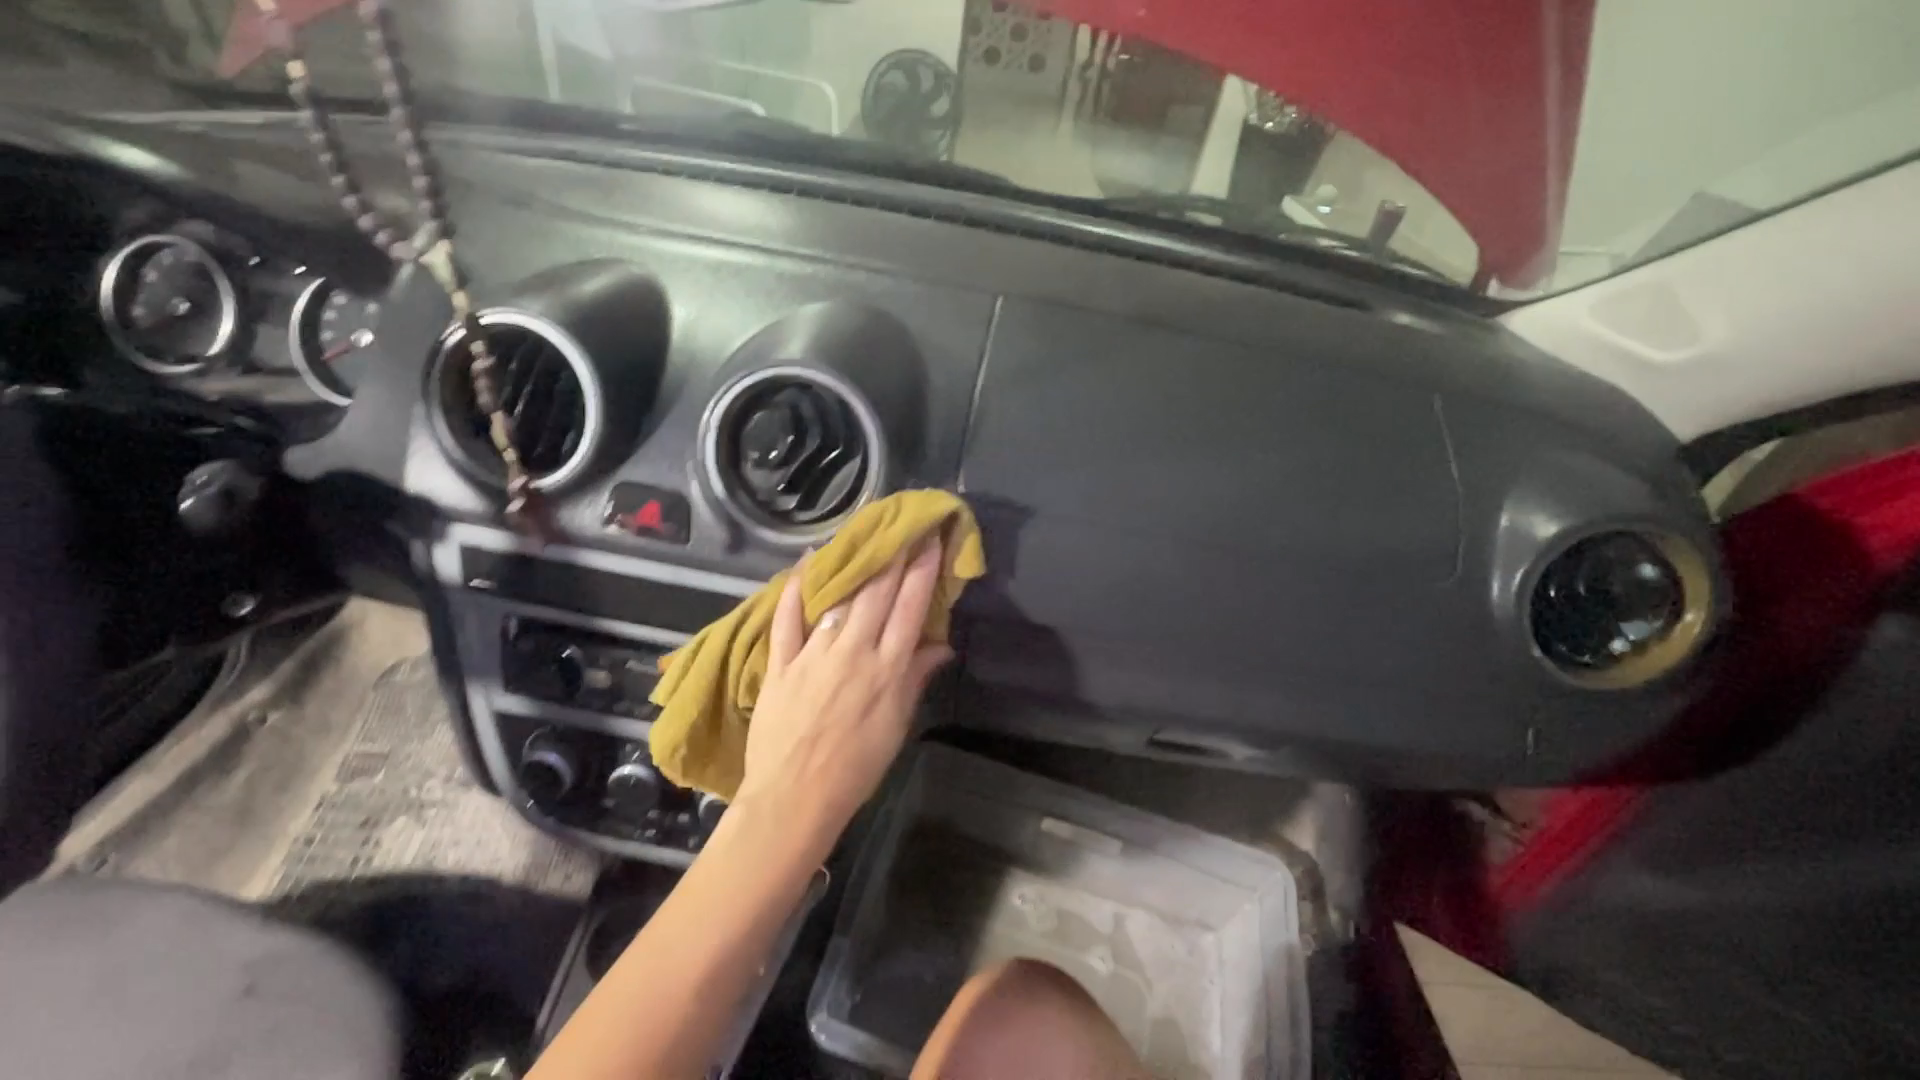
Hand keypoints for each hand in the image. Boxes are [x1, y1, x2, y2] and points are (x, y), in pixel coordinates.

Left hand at [735, 540, 952, 849]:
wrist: (796, 796)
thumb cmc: (856, 767)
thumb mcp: (896, 726)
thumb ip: (915, 679)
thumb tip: (941, 645)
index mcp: (888, 669)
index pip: (910, 608)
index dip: (922, 571)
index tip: (931, 540)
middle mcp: (854, 652)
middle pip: (877, 593)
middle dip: (893, 555)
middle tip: (903, 523)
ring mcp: (814, 655)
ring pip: (838, 599)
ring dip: (852, 564)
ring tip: (862, 534)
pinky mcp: (780, 664)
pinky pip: (788, 621)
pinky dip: (794, 591)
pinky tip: (804, 565)